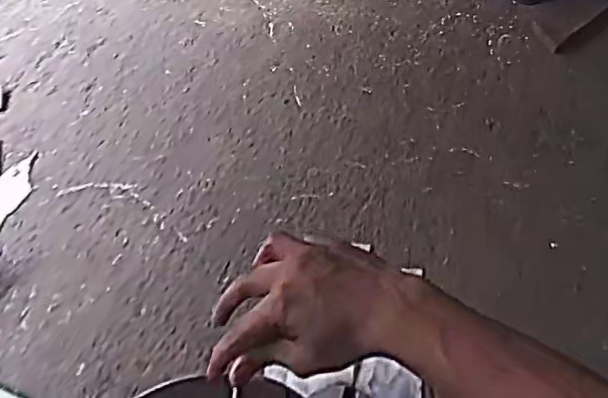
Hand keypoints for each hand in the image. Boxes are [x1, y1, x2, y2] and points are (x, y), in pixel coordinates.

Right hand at [206, 232, 414, 385]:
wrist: (389, 306)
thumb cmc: (355, 331)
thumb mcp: (302, 360)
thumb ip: (267, 359)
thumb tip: (243, 367)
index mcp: (280, 302)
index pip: (239, 333)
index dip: (223, 355)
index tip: (218, 367)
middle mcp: (291, 270)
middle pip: (245, 284)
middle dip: (227, 306)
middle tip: (221, 321)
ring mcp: (310, 252)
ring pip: (271, 248)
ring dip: (256, 265)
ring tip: (252, 279)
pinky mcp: (328, 244)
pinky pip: (299, 241)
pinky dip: (288, 252)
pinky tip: (291, 263)